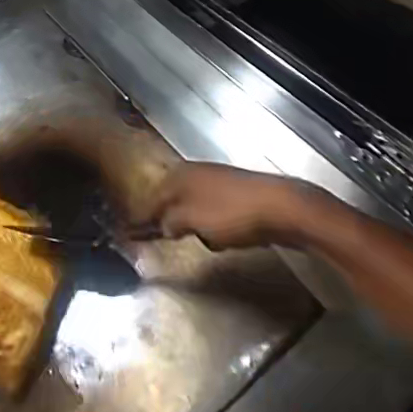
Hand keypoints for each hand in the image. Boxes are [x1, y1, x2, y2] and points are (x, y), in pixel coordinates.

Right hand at [145, 162, 343, 249]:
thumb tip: (161, 226)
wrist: (282, 208)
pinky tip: (221, 237)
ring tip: (193, 240)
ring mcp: (216, 180)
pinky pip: (213, 210)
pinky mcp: (236, 192)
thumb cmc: (231, 213)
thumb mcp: (192, 221)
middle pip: (171, 200)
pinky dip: (211, 224)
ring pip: (192, 205)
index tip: (130, 236)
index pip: (151, 199)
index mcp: (178, 174)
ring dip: (190, 223)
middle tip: (161, 239)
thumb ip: (170, 223)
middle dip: (166, 219)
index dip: (141, 219)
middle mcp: (193, 172)